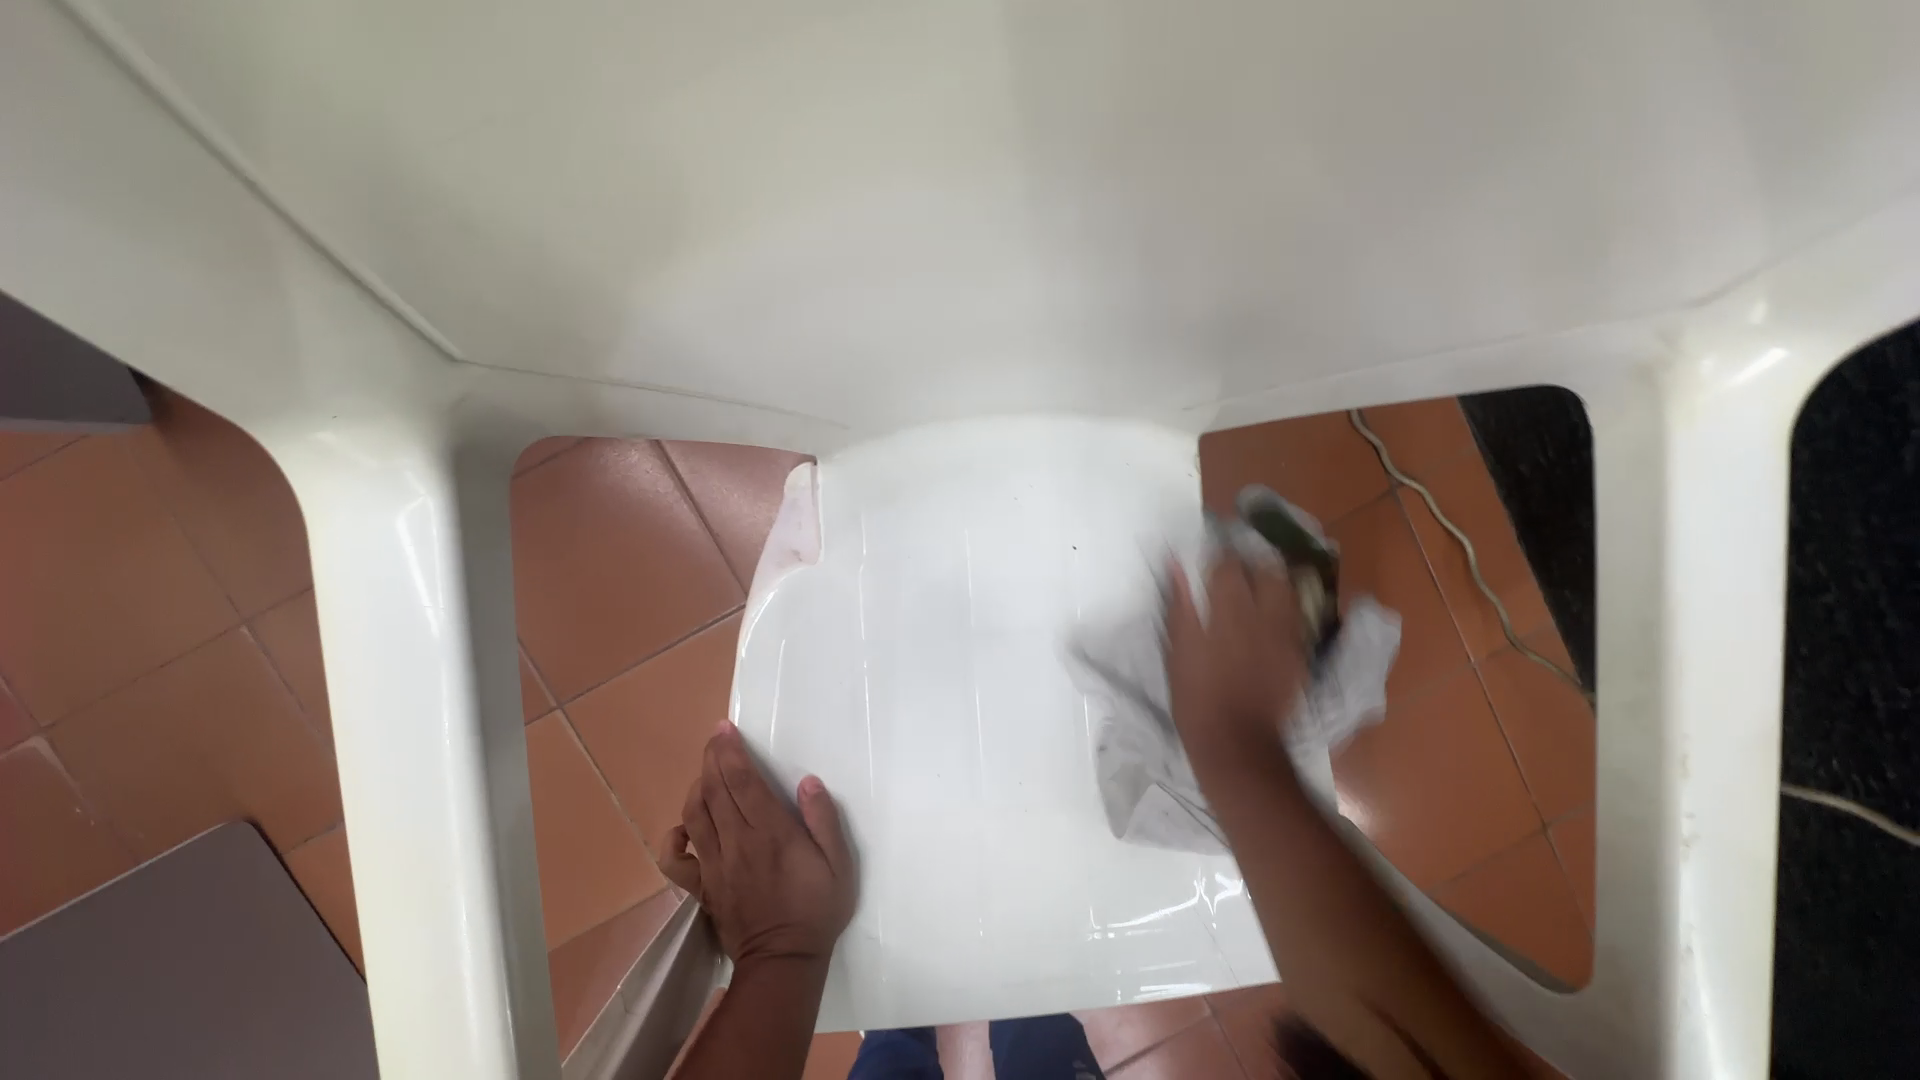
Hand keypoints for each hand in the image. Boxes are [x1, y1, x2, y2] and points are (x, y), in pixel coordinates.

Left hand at [659, 723, 856, 969]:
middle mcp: (737, 842)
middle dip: (712, 758)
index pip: (742, 781)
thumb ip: (824, 820)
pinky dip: (673, 837)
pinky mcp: (702, 887)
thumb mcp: (839, 864)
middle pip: (715, 789)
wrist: (784, 961)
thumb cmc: (817, 909)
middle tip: (715, 737)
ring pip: (694, 814)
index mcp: (771, 832)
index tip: (724, 728)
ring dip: (696, 786)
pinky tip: (684, 826)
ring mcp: (715, 865)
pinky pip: (676, 859)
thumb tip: (808, 782)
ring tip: (707, 771)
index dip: (731, 752)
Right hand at [1164, 552, 1309, 773]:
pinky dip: (1284, 608)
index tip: (1210, 556)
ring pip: (1288, 590)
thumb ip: (1181, 605)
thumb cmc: (1197, 699)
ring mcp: (1286, 634)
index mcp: (1228, 612)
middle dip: (1253, 562)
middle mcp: (1263, 616)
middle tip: (1237, 567)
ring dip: (1273, 580)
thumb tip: (1176, 565)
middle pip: (1267, 570)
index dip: (1219, 554)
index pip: (1228, 565)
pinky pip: (1296, 617)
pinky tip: (1271, 615)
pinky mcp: (1299, 653)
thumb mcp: (1179, 651)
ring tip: (1258, 585)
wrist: (1237, 743)